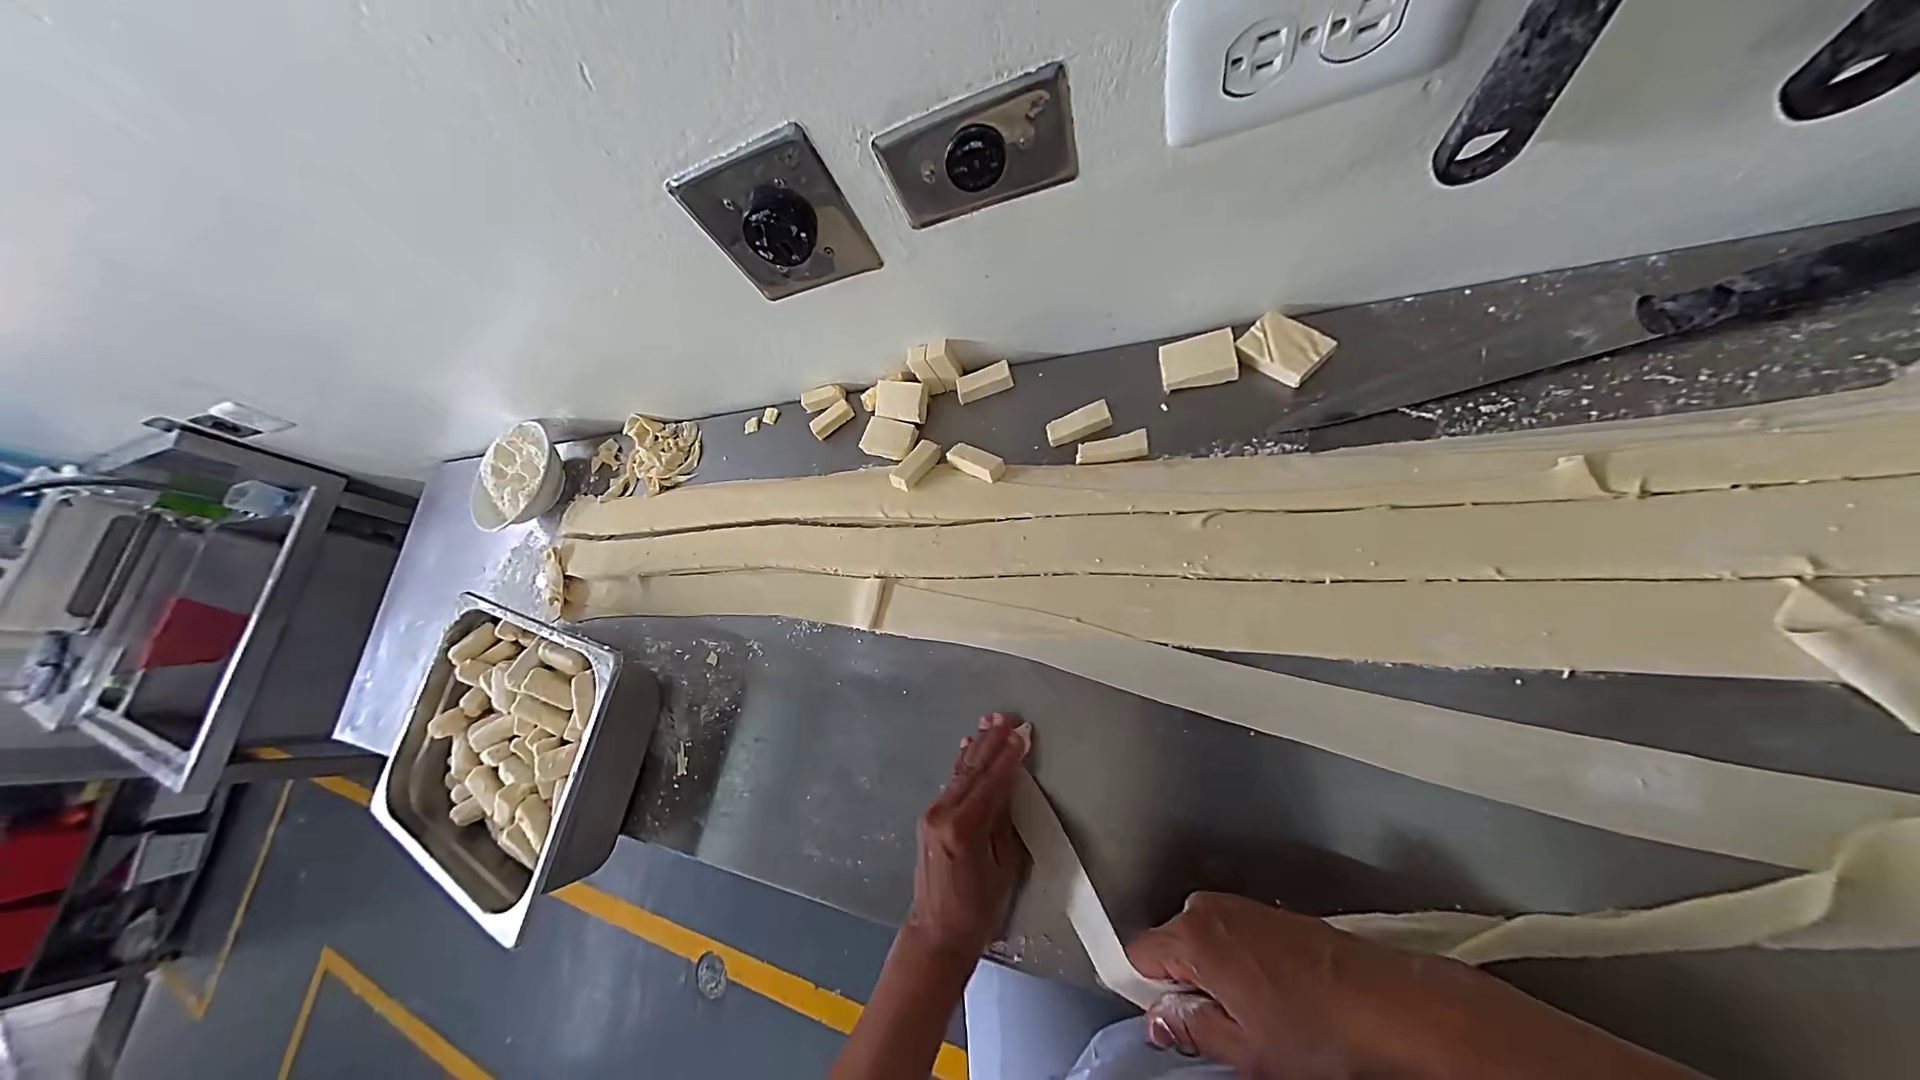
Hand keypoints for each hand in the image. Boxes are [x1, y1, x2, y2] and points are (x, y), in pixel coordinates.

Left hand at [903, 712, 1031, 961]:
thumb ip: (1006, 824)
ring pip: (960, 772)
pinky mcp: (928, 818)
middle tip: (1006, 717)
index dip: (1009, 756)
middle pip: (973, 769)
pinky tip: (967, 748)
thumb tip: (1010, 789)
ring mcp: (932, 814)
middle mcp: (943, 814)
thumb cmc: (977, 910)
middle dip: (992, 741)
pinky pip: (951, 784)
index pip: (993, 781)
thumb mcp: (1004, 868)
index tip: (1022, 734)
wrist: (936, 932)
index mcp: (965, 827)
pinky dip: (963, 765)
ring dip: (977, 747)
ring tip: (990, 723)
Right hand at [1127, 893, 1705, 1079]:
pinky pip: (1232, 933)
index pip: (1137, 953)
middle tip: (1221, 1023)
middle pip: (1170, 942)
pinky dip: (1241, 962)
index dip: (1148, 990)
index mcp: (1193, 935)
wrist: (1392, 1006)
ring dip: (1216, 973)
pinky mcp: (1270, 910)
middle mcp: (1211, 907)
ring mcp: (1242, 905)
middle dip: (1185, 980)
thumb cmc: (1320, 1031)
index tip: (1171, 1016)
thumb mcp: (1245, 1050)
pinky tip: (1276, 995)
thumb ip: (1189, 1028)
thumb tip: (1161, 1019)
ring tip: (1256, 1012)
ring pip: (1202, 939)